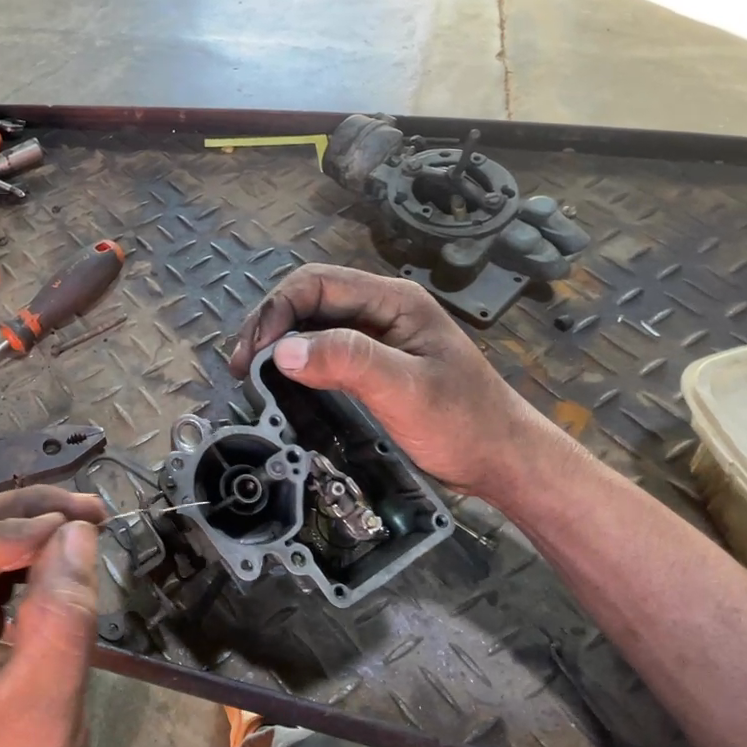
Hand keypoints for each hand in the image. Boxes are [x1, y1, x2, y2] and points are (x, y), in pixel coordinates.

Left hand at [0, 486, 106, 746]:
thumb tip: (76, 531)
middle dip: (23, 515)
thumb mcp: (43, 704)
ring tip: (86, 520)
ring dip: (32, 526)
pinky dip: (32, 554)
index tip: (66, 530)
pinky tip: (65, 550)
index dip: (3, 529)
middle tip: (87, 511)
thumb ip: (60, 617)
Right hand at [229, 264, 572, 497]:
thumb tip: (281, 351)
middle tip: (241, 367)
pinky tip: (279, 381)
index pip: (315, 283)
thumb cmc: (465, 423)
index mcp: (391, 301)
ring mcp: (374, 335)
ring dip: (276, 343)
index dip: (276, 311)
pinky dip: (293, 361)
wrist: (505, 463)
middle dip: (268, 326)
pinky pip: (320, 349)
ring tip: (251, 375)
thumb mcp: (408, 391)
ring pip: (309, 324)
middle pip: (306, 299)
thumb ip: (348, 362)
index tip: (254, 352)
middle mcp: (378, 309)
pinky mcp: (369, 361)